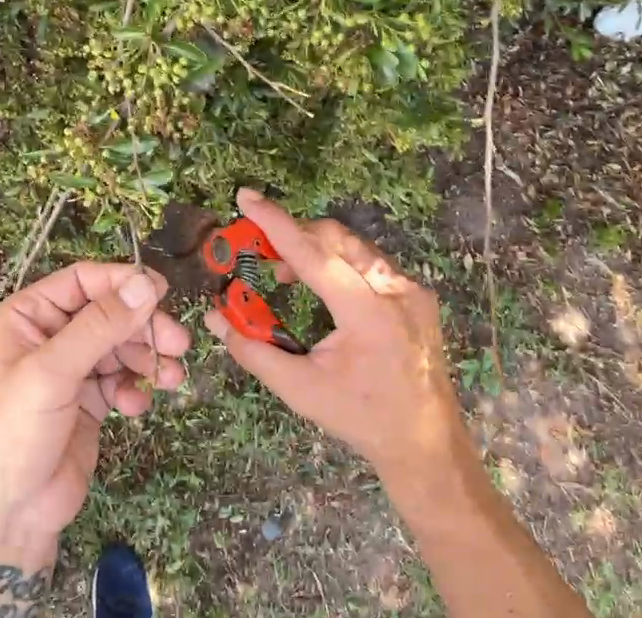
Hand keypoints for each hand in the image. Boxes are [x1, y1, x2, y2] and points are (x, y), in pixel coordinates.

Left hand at [0, 262, 189, 547]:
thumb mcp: (52, 372)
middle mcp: (48, 337)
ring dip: (147, 359)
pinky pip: (120, 381)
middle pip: (107, 314)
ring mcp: (69, 371)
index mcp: (27, 316)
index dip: (121, 282)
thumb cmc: (14, 430)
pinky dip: (134, 389)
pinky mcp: (87, 403)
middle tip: (177, 343)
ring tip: (171, 378)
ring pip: (119, 348)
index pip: (81, 282)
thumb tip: (145, 284)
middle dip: (142, 327)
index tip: (160, 291)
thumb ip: (100, 326)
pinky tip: (136, 407)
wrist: (8, 513)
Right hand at [203, 189, 467, 483]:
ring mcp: (411, 291)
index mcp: (368, 312)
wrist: (427, 443)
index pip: (312, 254)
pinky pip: (369, 262)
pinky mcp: (417, 296)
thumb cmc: (360, 417)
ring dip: (313, 248)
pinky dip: (337, 262)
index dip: (275, 223)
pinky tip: (320, 286)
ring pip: (352, 246)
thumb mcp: (300, 389)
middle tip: (257, 249)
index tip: (246, 197)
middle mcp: (394, 291)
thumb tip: (214, 319)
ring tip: (283, 273)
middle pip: (334, 238)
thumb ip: (253, 350)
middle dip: (292, 234)